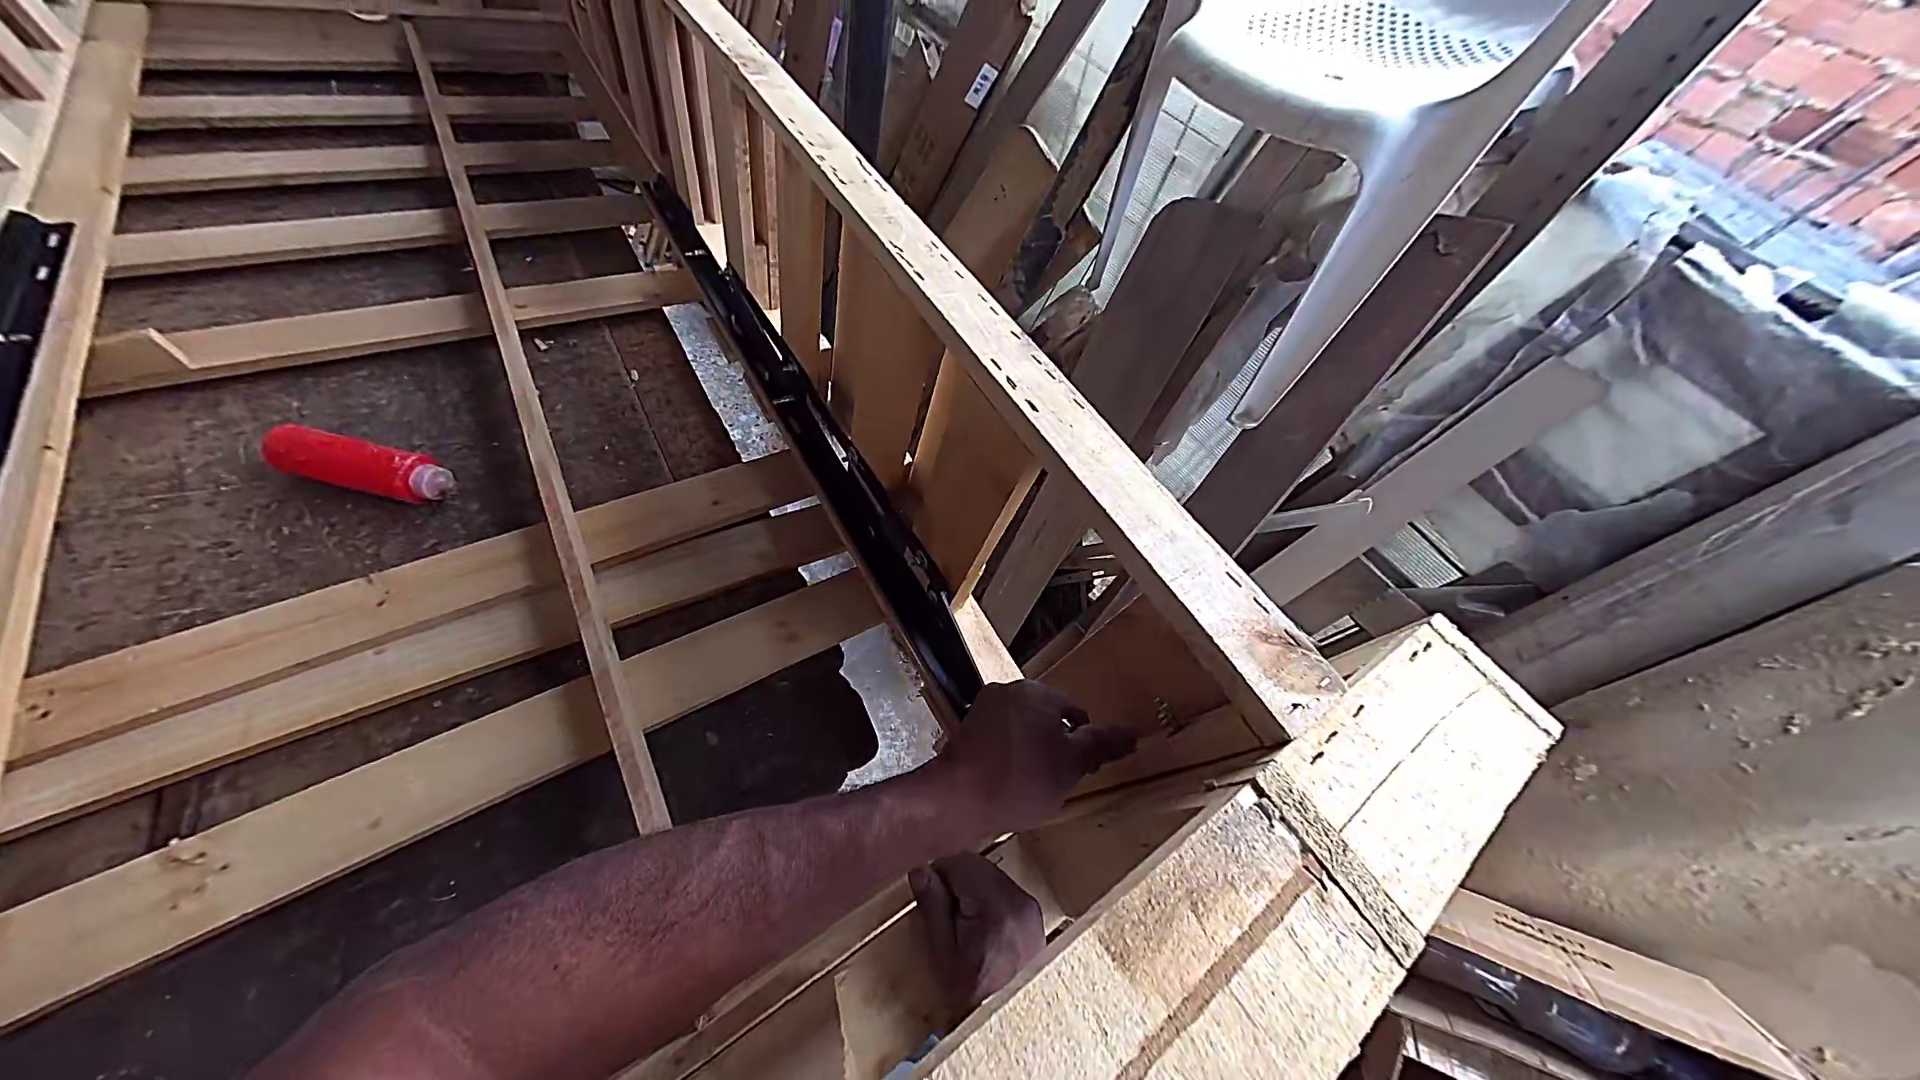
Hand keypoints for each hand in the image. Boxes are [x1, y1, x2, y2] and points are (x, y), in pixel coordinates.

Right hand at [909, 854, 1044, 1014]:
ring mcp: (1032, 908)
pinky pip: (1005, 890)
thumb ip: (933, 907)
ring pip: (992, 875)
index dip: (940, 873)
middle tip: (943, 911)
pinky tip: (979, 926)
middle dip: (956, 880)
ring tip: (961, 922)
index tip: (928, 892)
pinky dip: (988, 898)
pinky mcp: (1036, 916)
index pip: (963, 864)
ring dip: (972, 887)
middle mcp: (1020, 901)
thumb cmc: (971, 996)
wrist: (1007, 1027)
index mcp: (997, 909)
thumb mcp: (943, 954)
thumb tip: (919, 871)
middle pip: (980, 866)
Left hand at [925, 680, 1135, 837]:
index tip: (1080, 771)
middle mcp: (1007, 691)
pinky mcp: (965, 731)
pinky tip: (1008, 785)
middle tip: (1057, 781)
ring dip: (1031, 754)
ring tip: (1031, 787)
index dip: (1084, 744)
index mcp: (1036, 692)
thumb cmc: (1019, 780)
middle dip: (1056, 748)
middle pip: (1047, 718)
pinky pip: (999, 742)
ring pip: (1022, 730)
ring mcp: (983, 709)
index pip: (1076, 713)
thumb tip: (1133, 732)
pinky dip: (1008, 759)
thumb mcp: (1071, 765)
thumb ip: (1101, 745)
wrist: (957, 799)